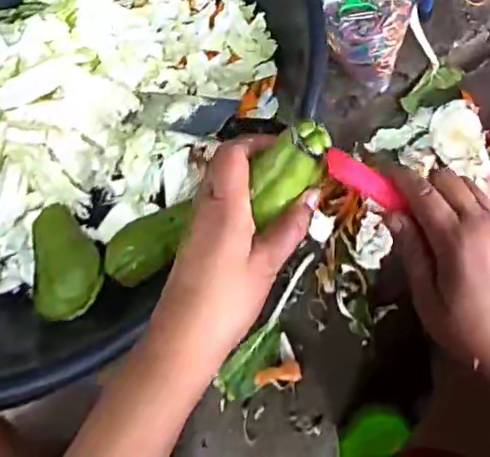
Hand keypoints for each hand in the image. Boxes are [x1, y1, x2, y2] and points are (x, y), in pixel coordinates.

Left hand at [144, 136, 315, 372]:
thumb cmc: (225, 303)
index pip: (232, 152)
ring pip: (221, 181)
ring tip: (282, 190)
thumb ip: (290, 226)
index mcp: (224, 206)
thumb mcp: (267, 264)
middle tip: (290, 167)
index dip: (258, 140)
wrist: (177, 348)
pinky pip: (219, 201)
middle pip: (225, 162)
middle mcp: (206, 206)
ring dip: (250, 176)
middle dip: (259, 155)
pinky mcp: (196, 239)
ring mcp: (197, 223)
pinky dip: (242, 196)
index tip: (288, 148)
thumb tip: (312, 194)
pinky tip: (262, 218)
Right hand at [386, 165, 489, 402]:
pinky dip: (464, 196)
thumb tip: (392, 214)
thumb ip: (411, 252)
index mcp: (456, 238)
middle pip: (445, 177)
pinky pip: (482, 196)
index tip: (382, 172)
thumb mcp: (428, 300)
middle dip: (421, 181)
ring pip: (466, 181)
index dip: (400, 178)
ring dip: (444, 186)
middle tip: (404, 203)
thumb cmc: (469, 331)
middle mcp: (479, 219)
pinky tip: (456, 223)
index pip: (423, 192)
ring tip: (429, 214)